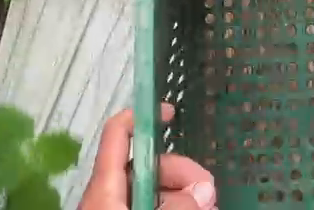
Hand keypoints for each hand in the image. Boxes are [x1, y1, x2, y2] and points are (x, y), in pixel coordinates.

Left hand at [80, 105, 216, 209]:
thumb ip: (176, 205)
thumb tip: (205, 192)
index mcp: (104, 184)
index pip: (118, 131)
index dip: (143, 115)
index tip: (172, 113)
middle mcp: (108, 194)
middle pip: (147, 165)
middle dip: (182, 171)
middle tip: (209, 191)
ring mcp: (115, 209)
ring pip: (154, 190)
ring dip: (184, 192)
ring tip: (209, 205)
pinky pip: (152, 207)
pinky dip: (174, 206)